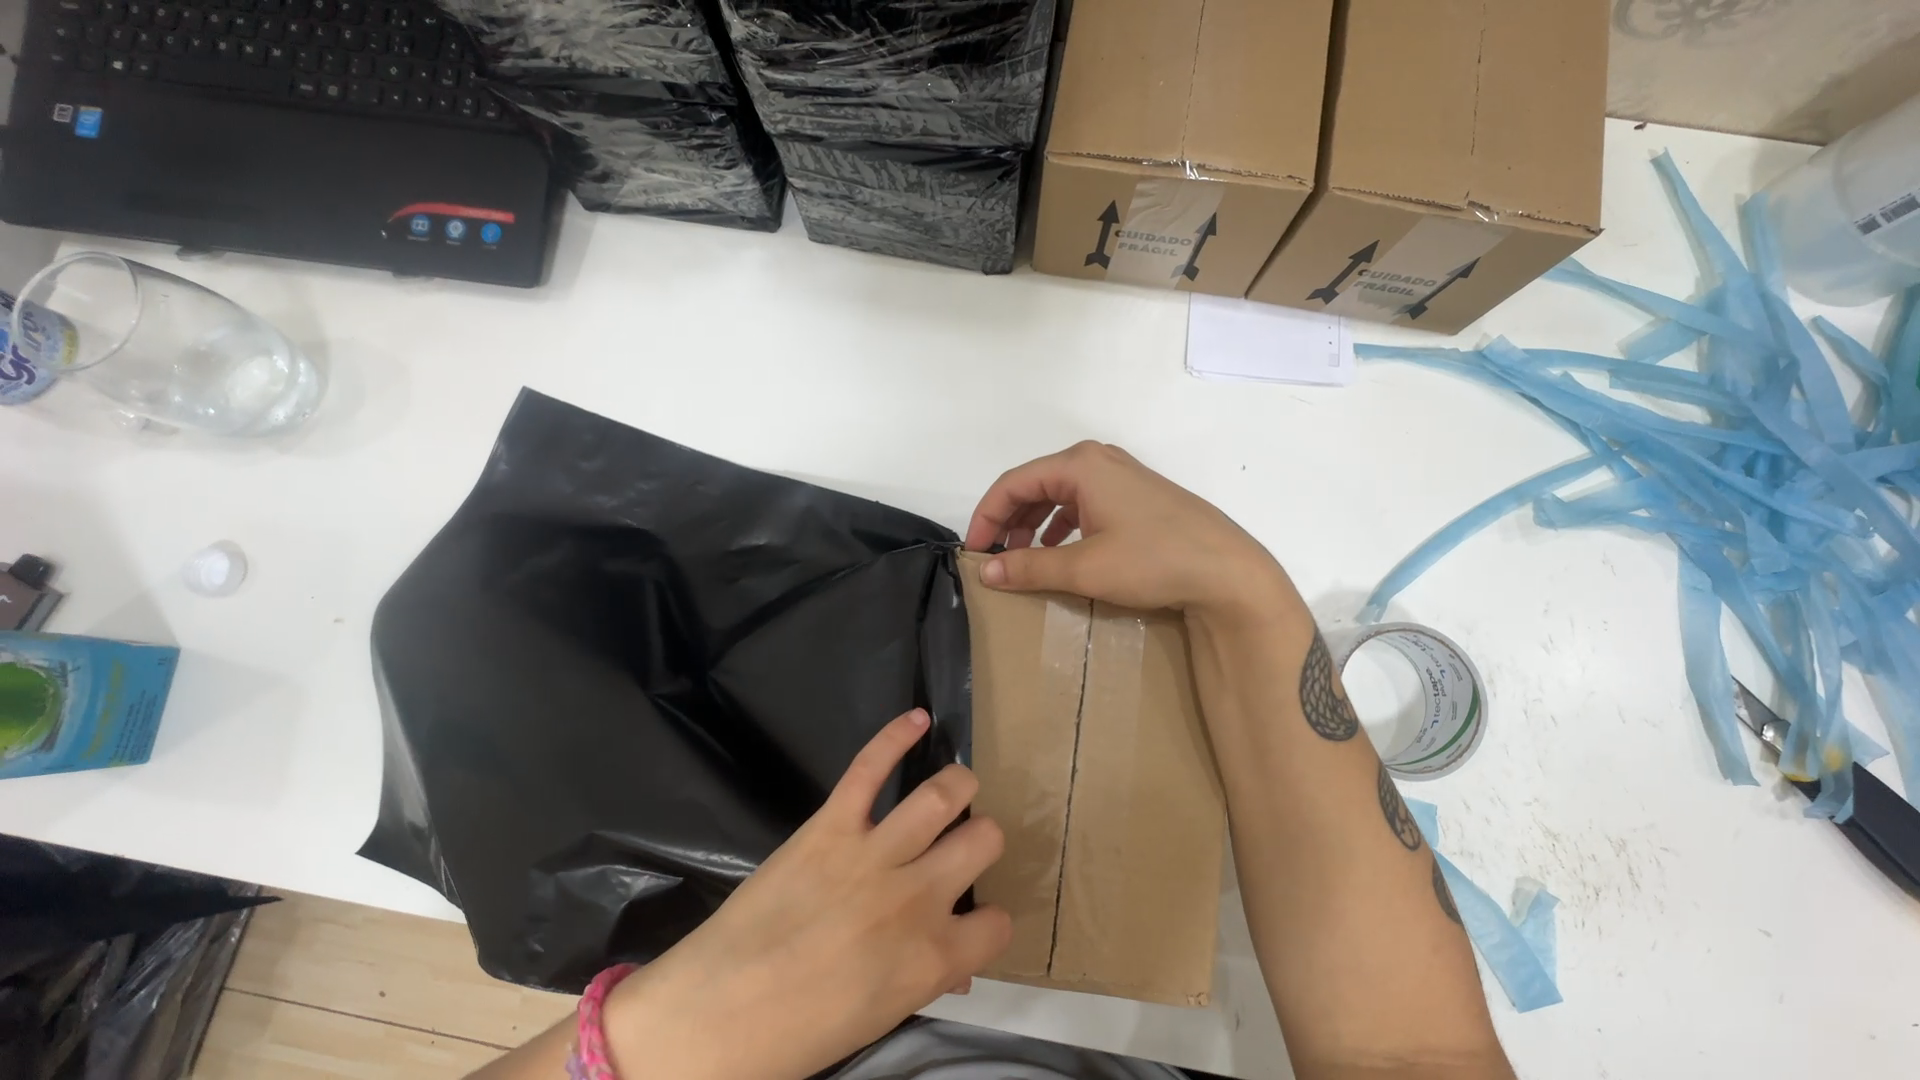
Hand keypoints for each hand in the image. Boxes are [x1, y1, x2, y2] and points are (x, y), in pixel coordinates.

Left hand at [602, 710, 1010, 1079]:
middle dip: (982, 841)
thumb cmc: (798, 1034)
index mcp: (933, 959)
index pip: (998, 924)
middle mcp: (917, 898)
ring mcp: (873, 856)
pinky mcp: (830, 825)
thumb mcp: (879, 1018)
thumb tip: (954, 963)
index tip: (974, 921)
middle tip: (960, 846)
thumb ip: (925, 979)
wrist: (715, 1014)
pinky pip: (869, 769)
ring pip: (942, 795)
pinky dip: (895, 737)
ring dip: (958, 785)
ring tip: (956, 786)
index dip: (990, 921)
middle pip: (984, 841)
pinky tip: (917, 719)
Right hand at [965, 442, 1297, 621]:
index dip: (986, 517)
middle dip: (1010, 520)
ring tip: (1024, 558)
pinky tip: (1062, 552)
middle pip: (1035, 485)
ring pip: (1060, 495)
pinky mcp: (1138, 497)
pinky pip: (1084, 504)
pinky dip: (1062, 526)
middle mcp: (1098, 460)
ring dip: (1035, 524)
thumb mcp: (1084, 567)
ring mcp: (1122, 477)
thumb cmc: (1153, 560)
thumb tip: (985, 571)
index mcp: (1080, 464)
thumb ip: (1029, 567)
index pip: (1013, 483)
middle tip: (996, 557)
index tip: (975, 552)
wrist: (1227, 572)